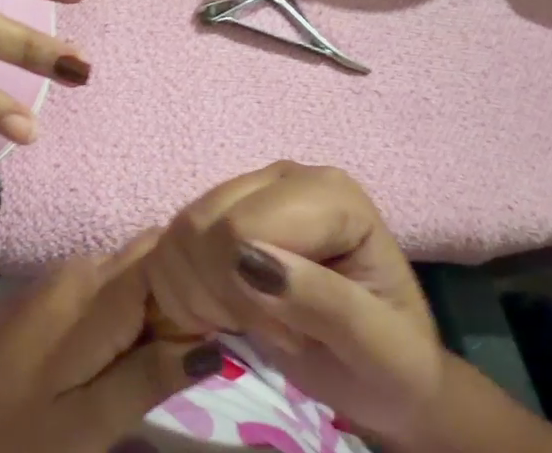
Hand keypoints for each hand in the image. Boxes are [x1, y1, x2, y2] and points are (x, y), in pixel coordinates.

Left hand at [0, 232, 222, 451]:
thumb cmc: (9, 428)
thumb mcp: (87, 422)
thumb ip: (147, 377)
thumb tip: (215, 342)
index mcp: (96, 298)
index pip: (171, 257)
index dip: (210, 279)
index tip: (243, 316)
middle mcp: (83, 270)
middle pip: (156, 255)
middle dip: (193, 285)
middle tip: (227, 333)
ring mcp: (64, 277)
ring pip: (136, 267)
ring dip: (168, 295)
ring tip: (196, 340)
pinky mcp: (53, 292)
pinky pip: (113, 281)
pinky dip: (139, 303)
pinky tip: (148, 340)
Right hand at [141, 162, 445, 443]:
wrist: (378, 374)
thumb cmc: (390, 359)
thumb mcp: (380, 348)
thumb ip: (326, 303)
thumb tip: (251, 262)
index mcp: (328, 193)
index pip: (241, 226)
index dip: (248, 291)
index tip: (295, 334)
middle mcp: (278, 177)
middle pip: (201, 226)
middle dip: (222, 296)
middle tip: (271, 332)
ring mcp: (240, 193)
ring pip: (175, 235)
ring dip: (198, 297)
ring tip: (248, 323)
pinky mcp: (212, 218)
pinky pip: (161, 248)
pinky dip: (178, 294)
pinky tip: (219, 315)